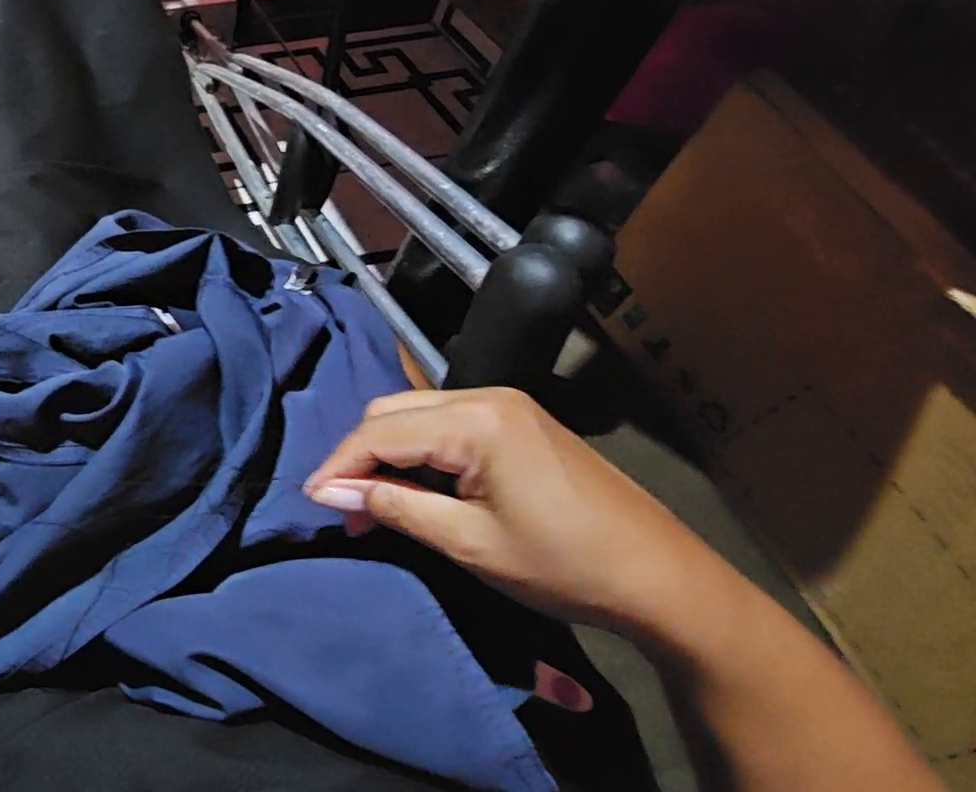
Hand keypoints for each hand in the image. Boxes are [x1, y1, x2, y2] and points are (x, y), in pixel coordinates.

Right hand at [302, 388, 719, 637]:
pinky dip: (416, 449)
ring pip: (414, 412)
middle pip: (392, 411)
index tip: (312, 500)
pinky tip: (412, 483)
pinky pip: (443, 421)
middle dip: (358, 455)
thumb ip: (394, 507)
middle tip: (344, 507)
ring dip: (385, 451)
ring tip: (371, 500)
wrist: (667, 582)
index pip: (381, 432)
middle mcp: (487, 396)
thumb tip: (330, 493)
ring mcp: (506, 404)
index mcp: (477, 420)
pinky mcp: (517, 420)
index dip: (339, 465)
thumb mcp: (469, 543)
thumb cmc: (567, 567)